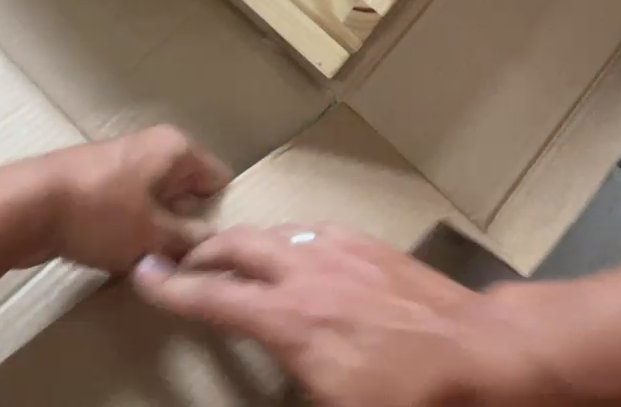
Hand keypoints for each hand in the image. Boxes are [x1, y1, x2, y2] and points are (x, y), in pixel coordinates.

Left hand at [0, 126, 231, 271]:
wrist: (23, 206)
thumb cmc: (98, 215)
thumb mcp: (152, 236)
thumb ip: (189, 241)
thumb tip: (212, 244)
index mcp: (176, 148)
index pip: (218, 179)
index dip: (221, 214)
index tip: (213, 249)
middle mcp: (154, 145)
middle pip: (187, 189)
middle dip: (185, 224)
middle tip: (181, 261)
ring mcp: (123, 159)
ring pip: (157, 199)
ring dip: (155, 229)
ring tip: (148, 260)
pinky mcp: (96, 177)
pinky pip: (129, 204)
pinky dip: (128, 226)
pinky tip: (117, 253)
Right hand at [132, 225, 537, 406]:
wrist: (476, 352)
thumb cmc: (405, 396)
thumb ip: (293, 382)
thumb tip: (278, 372)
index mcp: (291, 320)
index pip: (216, 299)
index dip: (173, 289)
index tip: (144, 274)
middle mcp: (308, 273)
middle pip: (240, 247)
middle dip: (204, 252)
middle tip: (180, 261)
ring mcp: (341, 250)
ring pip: (277, 233)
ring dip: (247, 243)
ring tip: (233, 254)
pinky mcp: (369, 244)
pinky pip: (315, 231)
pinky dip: (290, 238)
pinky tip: (296, 248)